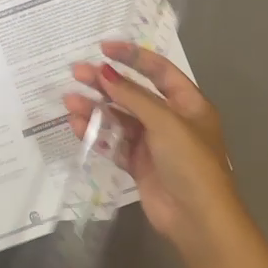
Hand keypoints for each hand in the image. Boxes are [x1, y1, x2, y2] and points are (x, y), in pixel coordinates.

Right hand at [65, 41, 242, 249]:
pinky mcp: (138, 163)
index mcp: (188, 104)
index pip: (159, 70)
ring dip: (95, 108)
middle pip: (133, 93)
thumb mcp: (165, 122)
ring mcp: (153, 143)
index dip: (132, 56)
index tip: (103, 48)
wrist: (198, 219)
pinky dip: (96, 133)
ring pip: (119, 118)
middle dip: (105, 82)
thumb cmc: (190, 163)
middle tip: (76, 72)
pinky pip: (113, 142)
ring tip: (70, 101)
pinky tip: (77, 125)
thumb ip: (133, 96)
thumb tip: (105, 72)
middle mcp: (170, 120)